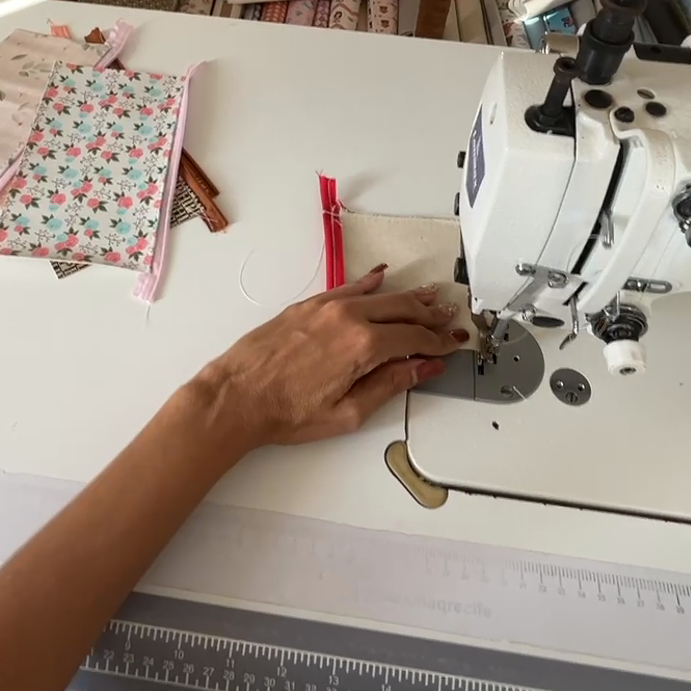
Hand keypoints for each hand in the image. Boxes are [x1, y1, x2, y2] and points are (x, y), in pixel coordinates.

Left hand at [183, 265, 468, 450]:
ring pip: (378, 295)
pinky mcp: (308, 305)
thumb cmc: (285, 411)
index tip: (453, 344)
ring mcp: (326, 307)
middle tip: (448, 318)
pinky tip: (381, 278)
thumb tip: (422, 368)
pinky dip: (369, 283)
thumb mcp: (348, 412)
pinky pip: (348, 288)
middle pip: (402, 309)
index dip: (438, 342)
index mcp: (362, 346)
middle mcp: (347, 318)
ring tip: (429, 296)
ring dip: (407, 296)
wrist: (237, 395)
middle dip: (429, 314)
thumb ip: (390, 384)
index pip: (413, 338)